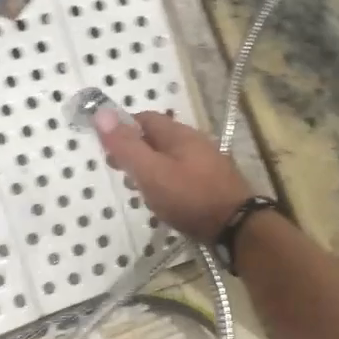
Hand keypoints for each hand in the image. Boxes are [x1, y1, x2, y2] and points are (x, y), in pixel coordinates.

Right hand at [94, 109, 255, 239]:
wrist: (237, 226)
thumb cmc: (190, 197)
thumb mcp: (151, 172)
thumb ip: (126, 146)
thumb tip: (100, 112)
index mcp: (179, 134)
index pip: (144, 119)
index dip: (122, 129)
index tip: (107, 149)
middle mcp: (195, 142)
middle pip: (157, 138)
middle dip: (135, 151)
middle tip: (120, 172)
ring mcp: (207, 163)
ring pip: (170, 158)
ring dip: (150, 168)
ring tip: (138, 189)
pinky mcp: (213, 183)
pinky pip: (182, 175)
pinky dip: (166, 182)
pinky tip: (163, 200)